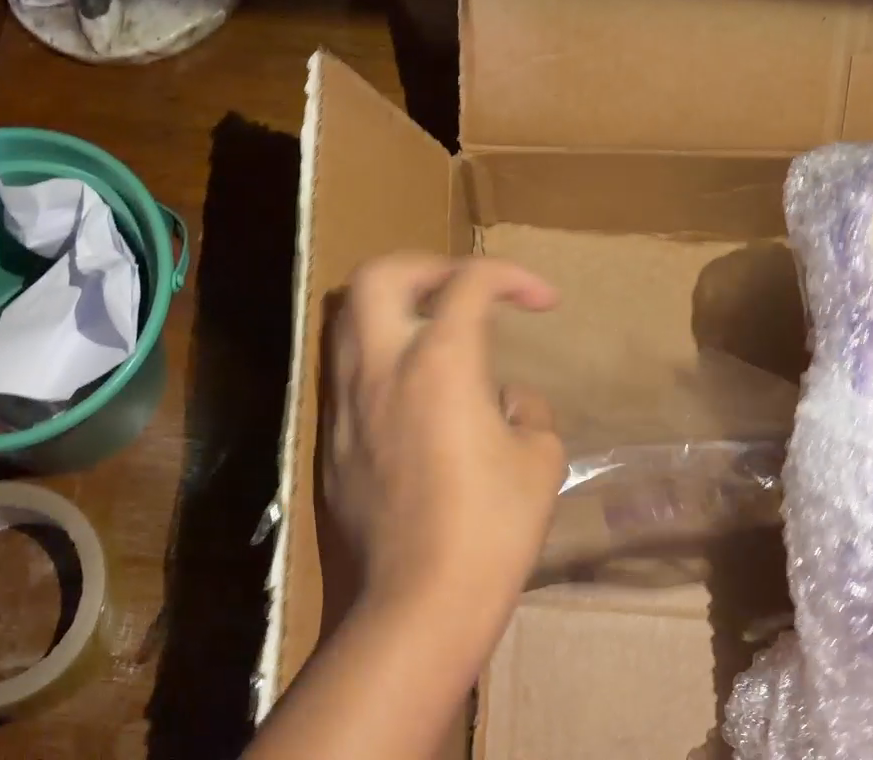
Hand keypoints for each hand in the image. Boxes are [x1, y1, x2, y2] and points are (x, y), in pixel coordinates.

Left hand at [325, 254, 565, 634]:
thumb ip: (528, 411)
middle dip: (427, 265)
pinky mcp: (329, 440)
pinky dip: (376, 353)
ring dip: (390, 304)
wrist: (413, 608)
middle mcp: (382, 366)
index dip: (514, 276)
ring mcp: (345, 403)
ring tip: (429, 327)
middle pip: (379, 274)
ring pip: (345, 316)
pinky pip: (343, 369)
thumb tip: (504, 398)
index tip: (543, 301)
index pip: (471, 282)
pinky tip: (408, 389)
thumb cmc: (489, 531)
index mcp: (440, 362)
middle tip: (462, 288)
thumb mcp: (540, 462)